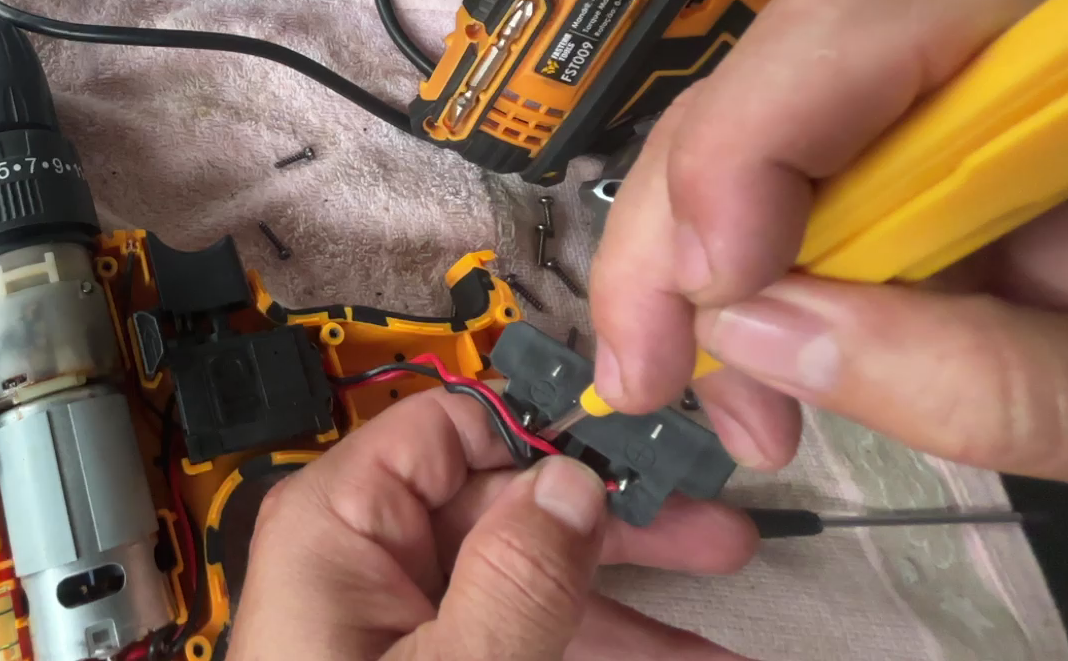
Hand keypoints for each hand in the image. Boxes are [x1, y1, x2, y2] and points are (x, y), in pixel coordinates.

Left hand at [227, 391, 758, 660]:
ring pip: (517, 576)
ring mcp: (396, 609)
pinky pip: (511, 634)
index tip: (633, 448)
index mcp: (343, 516)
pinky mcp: (423, 660)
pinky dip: (589, 650)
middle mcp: (365, 546)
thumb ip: (513, 577)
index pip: (444, 431)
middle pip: (495, 503)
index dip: (535, 431)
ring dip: (620, 603)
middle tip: (718, 531)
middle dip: (605, 522)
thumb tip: (572, 481)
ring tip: (724, 614)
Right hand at [590, 0, 1067, 508]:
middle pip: (743, 102)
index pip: (846, 39)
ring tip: (692, 397)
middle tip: (643, 368)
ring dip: (675, 284)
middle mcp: (958, 65)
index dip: (745, 145)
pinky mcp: (858, 183)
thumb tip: (746, 332)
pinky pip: (735, 214)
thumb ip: (993, 376)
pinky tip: (741, 386)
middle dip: (669, 236)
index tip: (713, 284)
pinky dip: (712, 304)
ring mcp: (895, 125)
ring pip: (712, 163)